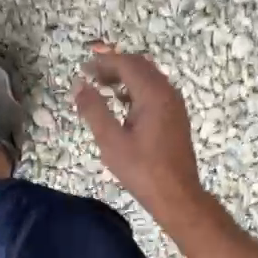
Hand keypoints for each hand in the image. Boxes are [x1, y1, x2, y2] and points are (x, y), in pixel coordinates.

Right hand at [72, 52, 215, 226]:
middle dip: (114, 64)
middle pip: (139, 65)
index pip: (127, 64)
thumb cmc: (142, 170)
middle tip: (90, 73)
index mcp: (153, 94)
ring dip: (125, 75)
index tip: (83, 68)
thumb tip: (79, 85)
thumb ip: (94, 109)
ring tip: (102, 84)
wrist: (177, 195)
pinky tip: (122, 101)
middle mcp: (167, 92)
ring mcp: (174, 103)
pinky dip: (136, 87)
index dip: (103, 62)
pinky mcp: (176, 115)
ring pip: (149, 76)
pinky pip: (155, 89)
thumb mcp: (111, 141)